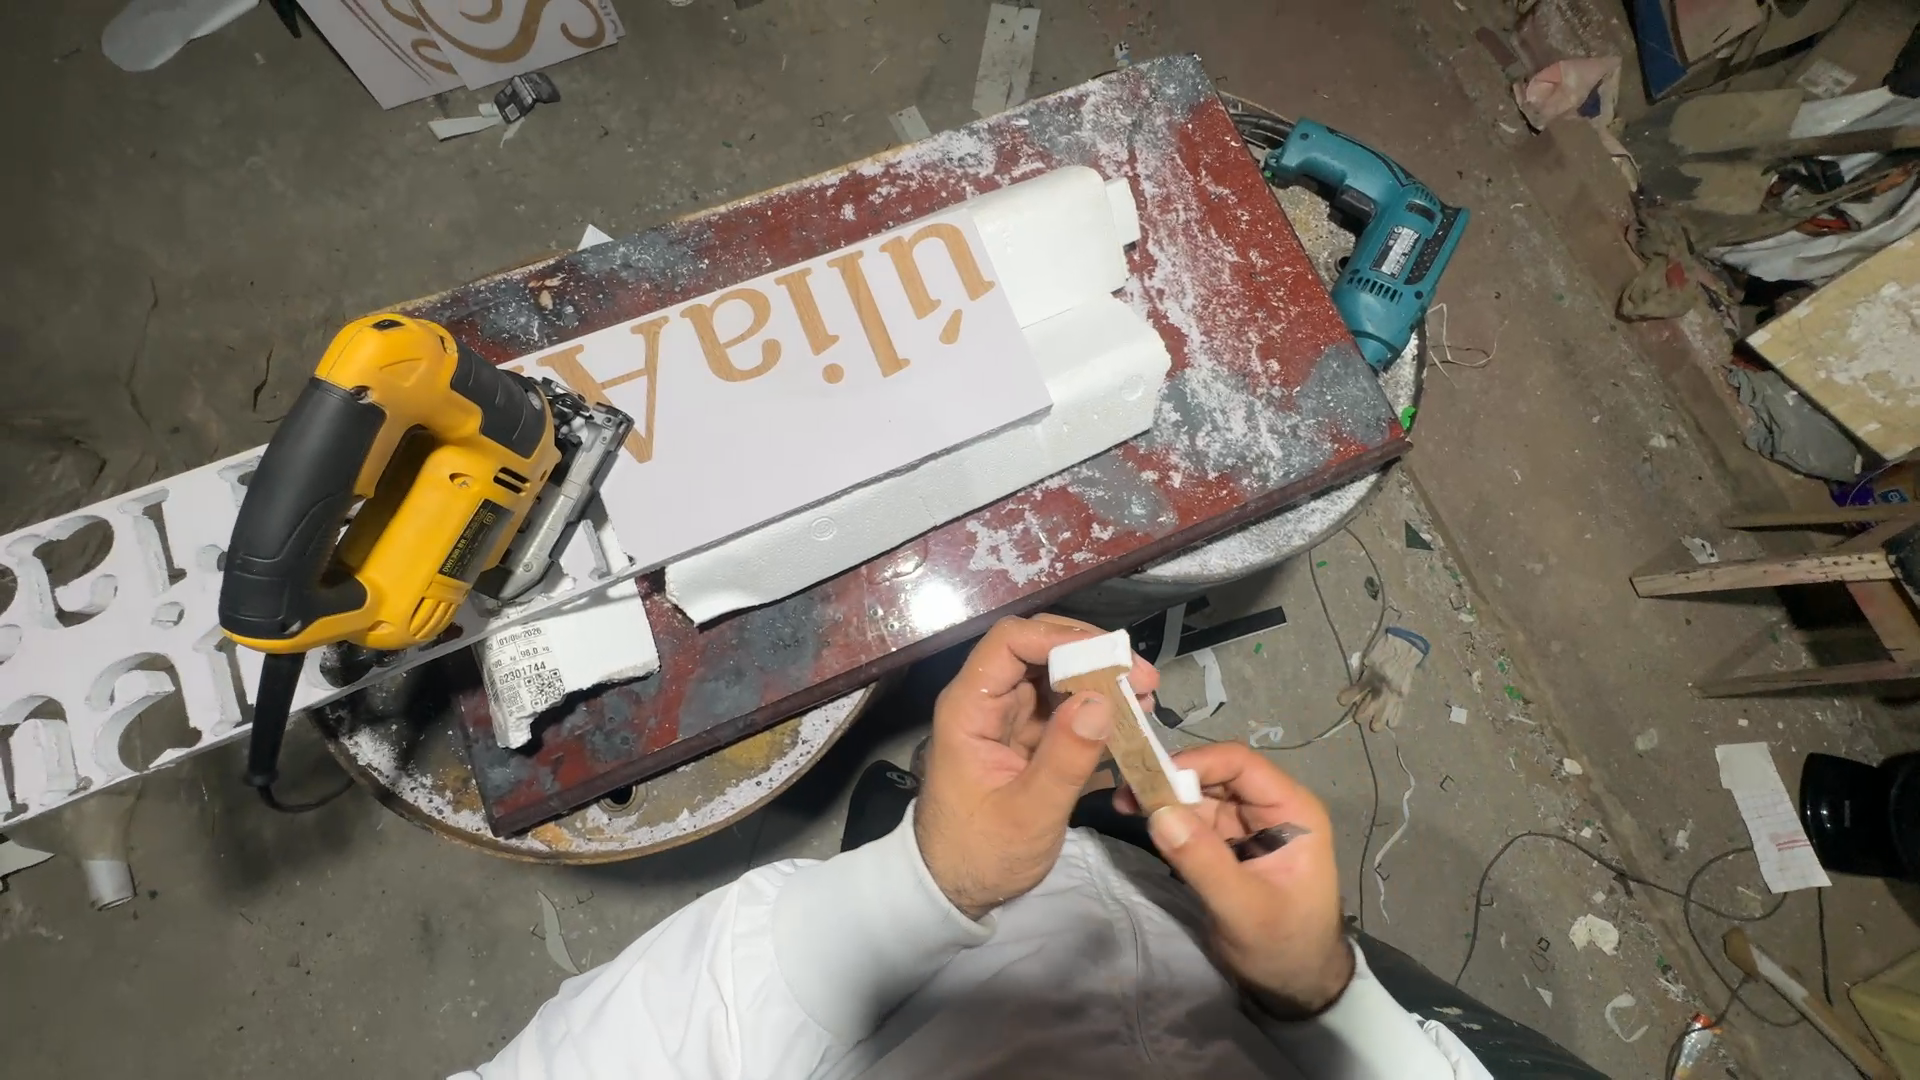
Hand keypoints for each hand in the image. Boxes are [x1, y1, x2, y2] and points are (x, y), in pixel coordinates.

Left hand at [914, 615, 1159, 918]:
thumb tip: (1100, 701)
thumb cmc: (979, 854)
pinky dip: (1094, 710)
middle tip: (1141, 678)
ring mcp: (1005, 717)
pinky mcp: (1024, 736)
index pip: (1009, 642)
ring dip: (1098, 681)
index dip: (1061, 638)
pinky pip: (1061, 707)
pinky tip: (1128, 723)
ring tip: (1144, 700)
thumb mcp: (1028, 816)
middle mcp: (986, 700)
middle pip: (1036, 650)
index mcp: (970, 707)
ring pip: (1054, 675)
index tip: (1113, 657)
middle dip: (1090, 655)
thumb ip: (1064, 759)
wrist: (951, 888)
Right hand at [1123, 742, 1352, 1016]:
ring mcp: (1243, 821)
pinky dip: (1163, 813)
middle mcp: (1266, 805)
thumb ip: (1205, 862)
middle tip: (1126, 792)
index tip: (1151, 778)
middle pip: (1212, 772)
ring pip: (1195, 790)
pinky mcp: (1222, 838)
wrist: (1295, 988)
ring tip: (1124, 803)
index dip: (1195, 763)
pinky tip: (1136, 816)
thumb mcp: (1245, 910)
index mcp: (1290, 810)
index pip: (1239, 763)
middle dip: (1169, 778)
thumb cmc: (1285, 947)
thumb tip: (1159, 813)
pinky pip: (1189, 813)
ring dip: (1160, 793)